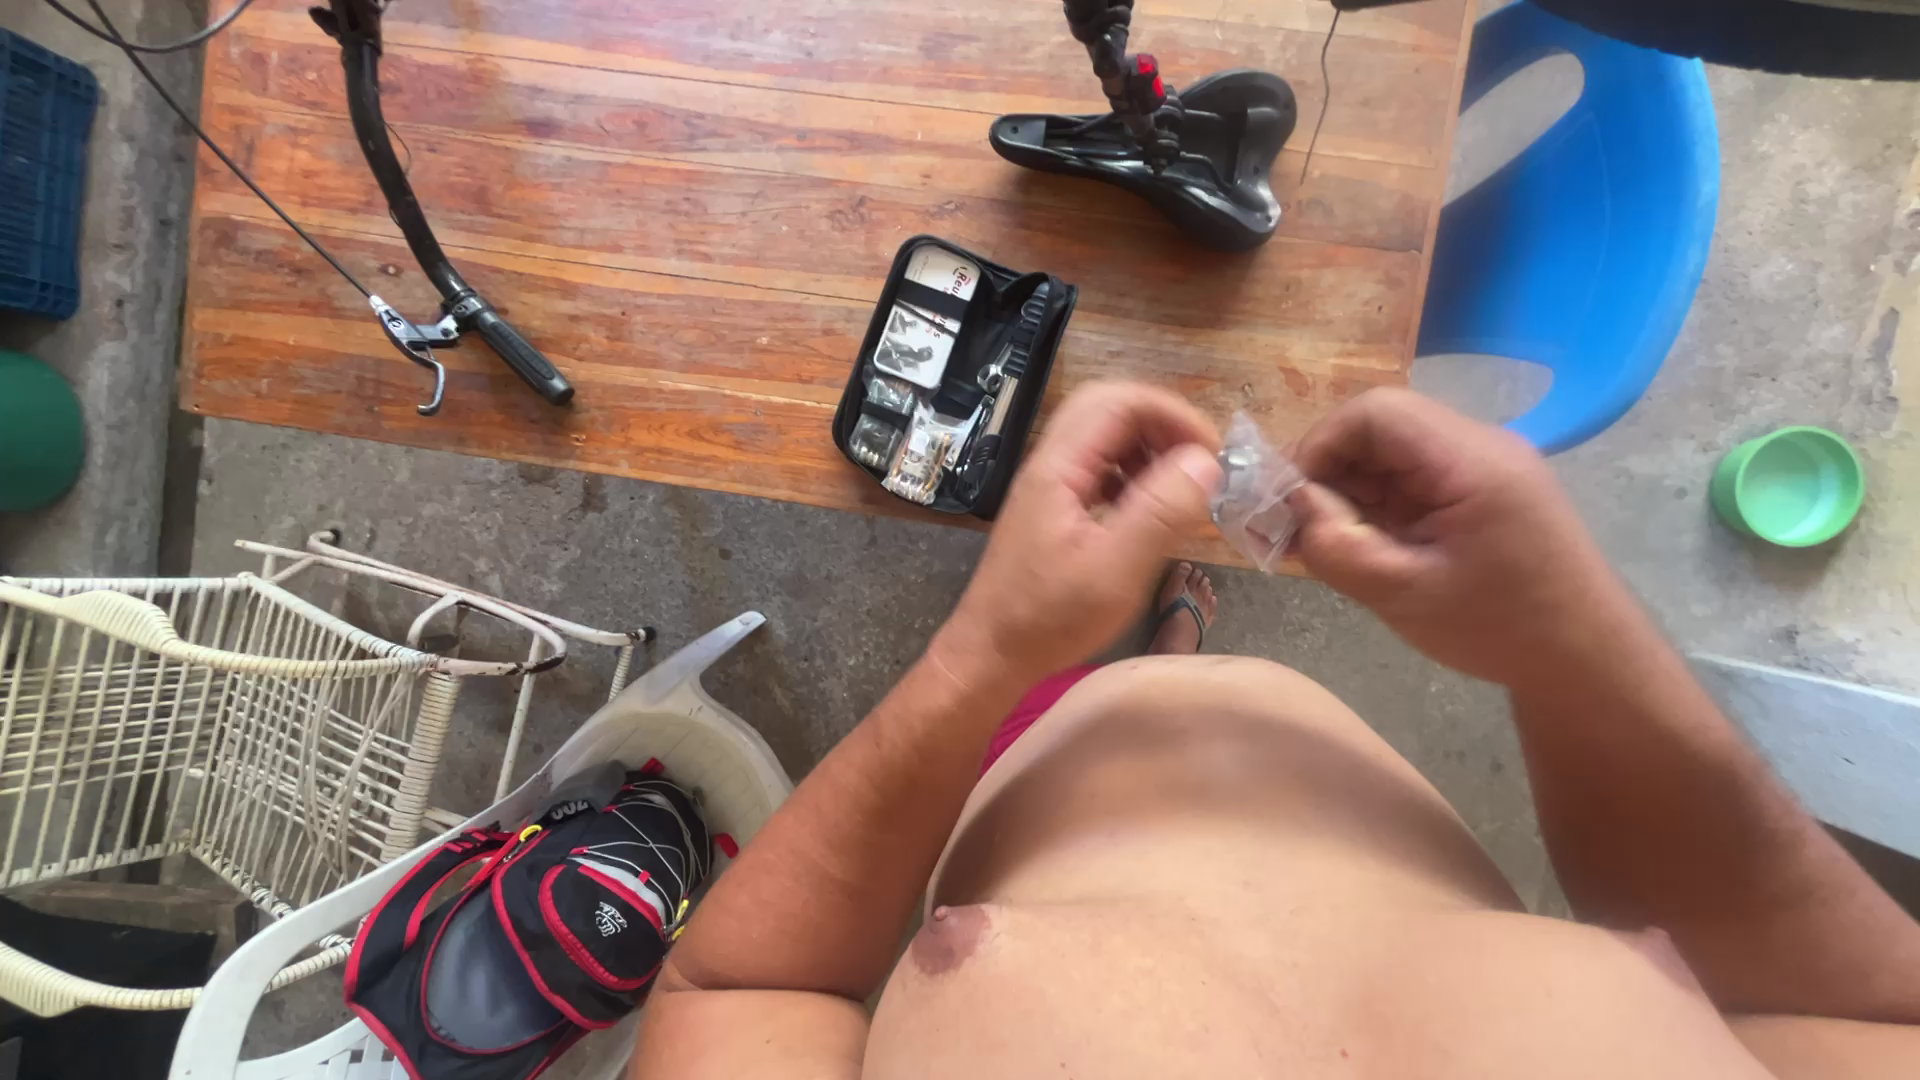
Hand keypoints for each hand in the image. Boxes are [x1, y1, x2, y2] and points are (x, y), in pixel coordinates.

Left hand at [931, 381, 1222, 690]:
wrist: (991, 652)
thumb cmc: (1049, 619)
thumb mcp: (1115, 570)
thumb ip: (1160, 512)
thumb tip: (1204, 461)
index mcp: (1059, 468)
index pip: (1118, 402)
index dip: (1171, 414)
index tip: (1210, 452)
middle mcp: (1048, 466)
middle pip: (1108, 410)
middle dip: (1161, 426)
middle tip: (1198, 463)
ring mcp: (1047, 487)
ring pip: (1101, 439)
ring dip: (1146, 451)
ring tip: (1179, 488)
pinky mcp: (1050, 510)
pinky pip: (1094, 471)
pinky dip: (1128, 477)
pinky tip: (1146, 510)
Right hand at [1287, 389, 1623, 686]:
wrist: (1584, 663)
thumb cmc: (1498, 629)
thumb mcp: (1401, 592)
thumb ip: (1335, 543)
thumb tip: (1288, 503)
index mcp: (1470, 462)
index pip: (1374, 412)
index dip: (1319, 446)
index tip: (1292, 500)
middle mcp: (1475, 448)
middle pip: (1374, 428)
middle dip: (1323, 471)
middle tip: (1292, 525)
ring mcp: (1475, 469)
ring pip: (1381, 454)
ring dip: (1340, 491)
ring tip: (1316, 541)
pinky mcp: (1470, 493)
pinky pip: (1400, 479)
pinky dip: (1364, 505)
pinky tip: (1351, 543)